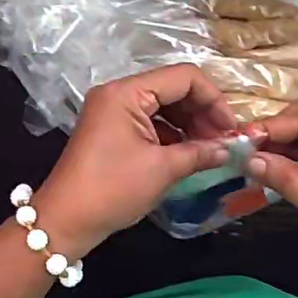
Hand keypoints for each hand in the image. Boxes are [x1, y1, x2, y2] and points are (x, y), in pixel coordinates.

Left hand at [34, 65, 240, 255]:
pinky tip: (189, 154)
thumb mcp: (162, 169)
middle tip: (225, 142)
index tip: (232, 129)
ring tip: (211, 150)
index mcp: (126, 92)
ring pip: (162, 106)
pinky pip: (149, 122)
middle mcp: (117, 93)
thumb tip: (230, 149)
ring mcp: (111, 111)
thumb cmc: (113, 189)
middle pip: (173, 89)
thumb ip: (200, 152)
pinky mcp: (110, 130)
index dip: (214, 100)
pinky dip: (171, 135)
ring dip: (189, 125)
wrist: (65, 220)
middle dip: (202, 113)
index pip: (184, 77)